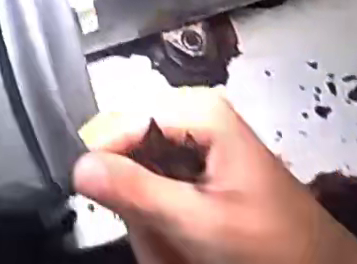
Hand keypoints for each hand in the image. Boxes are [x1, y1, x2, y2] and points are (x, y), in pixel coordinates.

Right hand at [73, 89, 356, 263]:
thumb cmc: (279, 252)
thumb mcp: (205, 227)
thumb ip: (139, 193)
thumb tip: (77, 166)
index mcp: (197, 108)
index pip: (121, 119)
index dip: (102, 156)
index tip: (88, 194)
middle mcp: (193, 111)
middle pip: (128, 142)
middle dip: (133, 193)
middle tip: (154, 239)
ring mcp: (198, 136)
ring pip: (138, 165)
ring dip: (146, 211)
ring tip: (173, 249)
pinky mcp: (201, 161)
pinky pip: (157, 179)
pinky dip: (161, 214)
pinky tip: (181, 242)